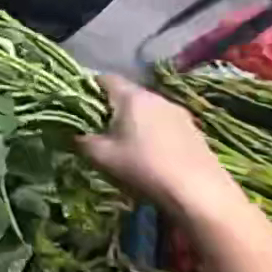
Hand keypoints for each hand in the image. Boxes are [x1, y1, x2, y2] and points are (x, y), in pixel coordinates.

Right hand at [79, 74, 246, 221]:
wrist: (200, 193)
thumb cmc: (143, 166)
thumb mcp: (99, 155)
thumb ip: (79, 139)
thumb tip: (71, 132)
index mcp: (132, 97)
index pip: (103, 78)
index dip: (86, 88)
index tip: (75, 105)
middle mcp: (156, 97)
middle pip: (125, 93)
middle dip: (108, 106)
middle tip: (94, 127)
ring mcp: (178, 113)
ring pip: (145, 109)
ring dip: (130, 120)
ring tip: (120, 142)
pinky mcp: (192, 130)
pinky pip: (161, 122)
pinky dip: (149, 131)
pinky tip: (146, 152)